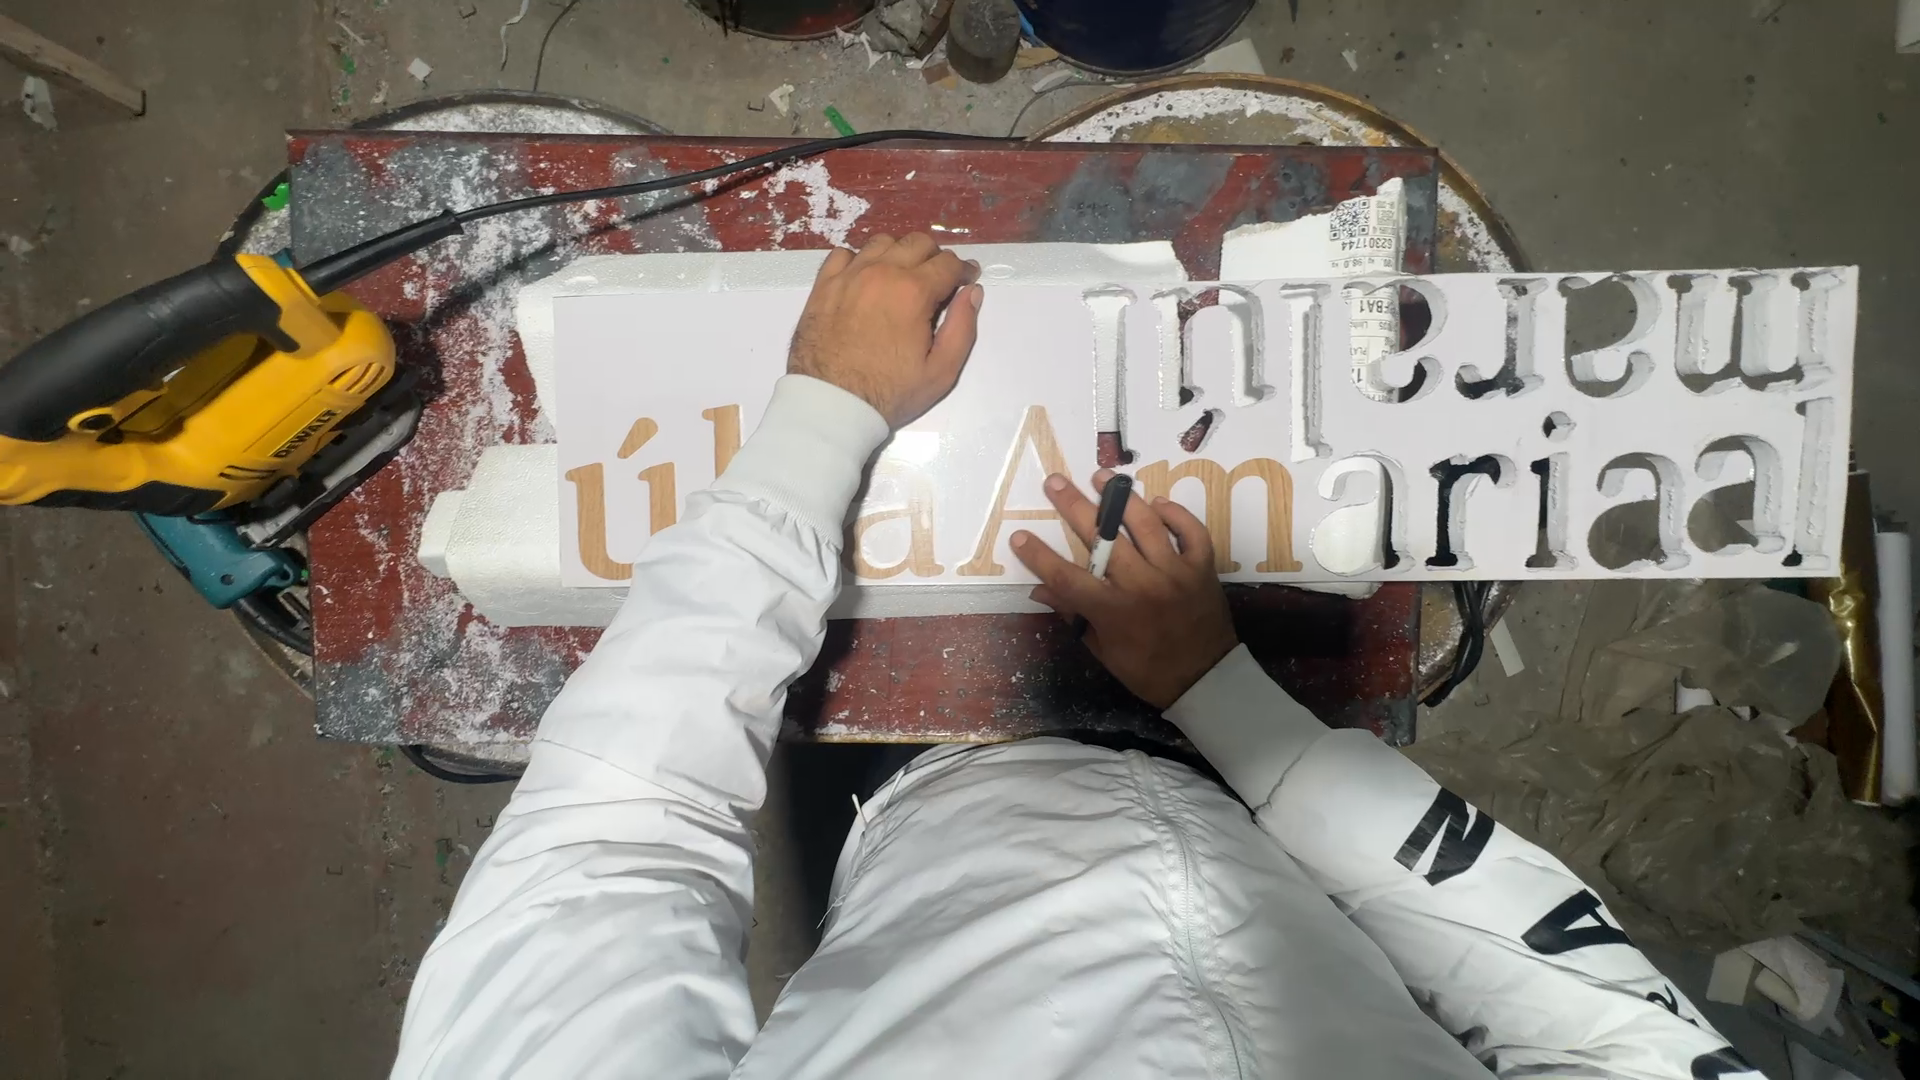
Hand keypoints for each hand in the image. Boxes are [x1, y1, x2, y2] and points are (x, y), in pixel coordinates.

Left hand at [787, 233, 983, 428]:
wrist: (831, 404)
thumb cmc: (889, 393)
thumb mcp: (941, 372)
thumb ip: (962, 329)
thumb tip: (972, 292)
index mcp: (913, 292)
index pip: (948, 264)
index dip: (964, 270)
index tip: (967, 279)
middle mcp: (881, 272)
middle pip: (917, 243)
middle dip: (935, 257)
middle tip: (938, 280)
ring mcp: (849, 275)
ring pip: (882, 243)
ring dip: (900, 254)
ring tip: (903, 277)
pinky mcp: (824, 285)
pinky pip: (845, 254)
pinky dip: (861, 260)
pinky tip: (866, 279)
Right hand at [1011, 470, 1238, 708]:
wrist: (1206, 680)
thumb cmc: (1146, 670)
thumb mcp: (1102, 650)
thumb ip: (1074, 615)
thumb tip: (1041, 589)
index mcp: (1113, 610)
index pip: (1066, 577)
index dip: (1039, 556)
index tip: (1020, 536)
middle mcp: (1142, 584)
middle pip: (1101, 538)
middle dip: (1074, 506)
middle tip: (1056, 482)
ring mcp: (1175, 571)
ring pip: (1145, 523)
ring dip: (1120, 497)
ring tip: (1101, 477)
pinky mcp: (1201, 567)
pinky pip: (1190, 530)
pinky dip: (1174, 513)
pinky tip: (1155, 502)